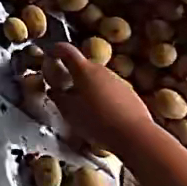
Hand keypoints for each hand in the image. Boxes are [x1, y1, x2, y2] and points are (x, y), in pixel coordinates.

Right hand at [44, 43, 161, 156]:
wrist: (136, 136)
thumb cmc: (97, 121)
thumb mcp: (70, 113)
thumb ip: (59, 98)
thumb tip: (54, 90)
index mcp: (83, 70)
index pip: (67, 50)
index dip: (56, 49)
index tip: (50, 53)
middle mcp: (101, 69)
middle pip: (84, 66)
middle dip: (74, 75)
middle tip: (66, 90)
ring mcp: (118, 80)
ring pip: (98, 79)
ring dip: (90, 87)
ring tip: (85, 107)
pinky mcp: (130, 93)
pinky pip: (111, 90)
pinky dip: (104, 97)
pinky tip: (104, 115)